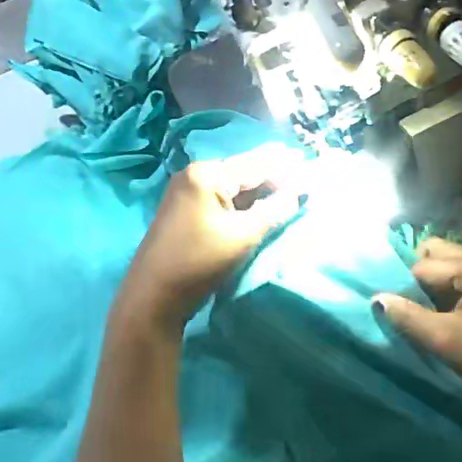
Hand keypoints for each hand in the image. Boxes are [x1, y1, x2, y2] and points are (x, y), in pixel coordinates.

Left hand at [117, 145, 303, 328]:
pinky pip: (222, 196)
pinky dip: (244, 198)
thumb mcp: (242, 236)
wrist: (151, 297)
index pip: (256, 165)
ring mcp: (187, 191)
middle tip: (303, 172)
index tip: (310, 166)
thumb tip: (296, 193)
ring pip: (234, 184)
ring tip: (289, 186)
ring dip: (260, 187)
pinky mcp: (186, 209)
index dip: (286, 167)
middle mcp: (195, 174)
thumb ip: (273, 211)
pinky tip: (261, 202)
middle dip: (274, 173)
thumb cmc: (198, 263)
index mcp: (207, 174)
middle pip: (244, 170)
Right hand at [374, 238, 461, 408]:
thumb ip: (409, 317)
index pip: (423, 267)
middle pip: (435, 252)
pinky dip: (448, 285)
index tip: (399, 311)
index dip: (406, 288)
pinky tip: (446, 310)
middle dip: (418, 275)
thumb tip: (377, 298)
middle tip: (413, 305)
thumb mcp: (445, 340)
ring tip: (428, 310)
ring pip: (448, 260)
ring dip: (434, 281)